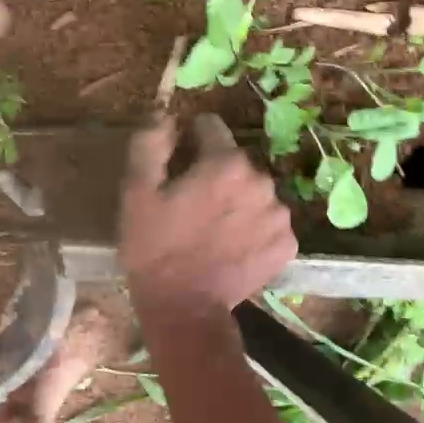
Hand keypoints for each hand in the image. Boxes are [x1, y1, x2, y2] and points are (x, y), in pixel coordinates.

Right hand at [119, 115, 297, 315]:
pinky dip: (250, 229)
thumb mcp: (136, 192)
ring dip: (234, 201)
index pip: (210, 127)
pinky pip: (266, 223)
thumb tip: (165, 114)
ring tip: (208, 229)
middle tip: (187, 205)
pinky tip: (228, 247)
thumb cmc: (154, 248)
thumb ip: (149, 143)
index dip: (188, 140)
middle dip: (213, 174)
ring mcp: (280, 216)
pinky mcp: (287, 245)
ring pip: (252, 193)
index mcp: (226, 164)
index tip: (173, 165)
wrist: (184, 308)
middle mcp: (262, 182)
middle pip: (233, 162)